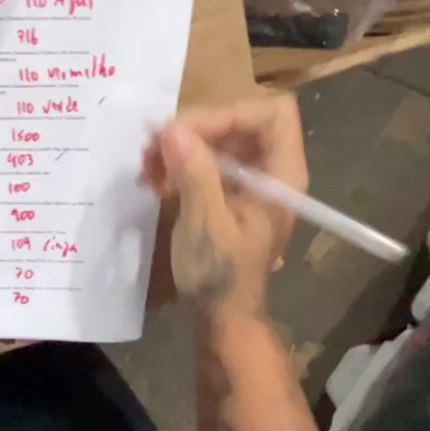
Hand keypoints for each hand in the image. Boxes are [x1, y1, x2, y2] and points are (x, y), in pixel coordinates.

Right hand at [142, 92, 306, 316]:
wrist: (219, 316)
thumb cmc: (219, 275)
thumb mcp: (204, 225)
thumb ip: (195, 174)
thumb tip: (172, 130)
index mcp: (282, 176)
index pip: (270, 113)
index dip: (227, 114)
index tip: (183, 135)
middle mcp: (271, 172)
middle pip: (241, 122)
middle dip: (195, 130)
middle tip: (154, 148)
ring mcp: (250, 183)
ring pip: (221, 141)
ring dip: (182, 147)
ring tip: (148, 166)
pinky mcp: (229, 195)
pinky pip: (208, 163)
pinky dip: (180, 164)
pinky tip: (155, 180)